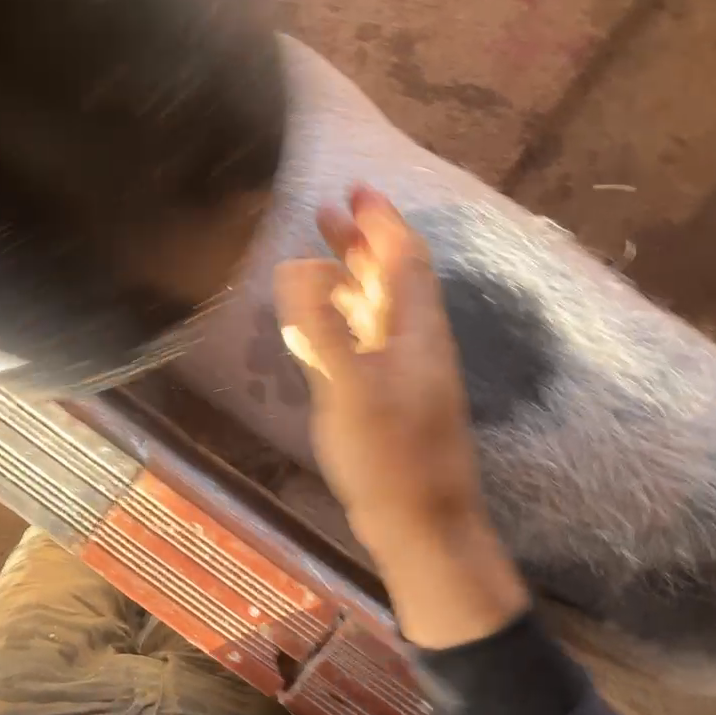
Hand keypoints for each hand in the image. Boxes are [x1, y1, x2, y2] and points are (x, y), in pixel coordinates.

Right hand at [274, 185, 526, 648]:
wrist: (421, 526)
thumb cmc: (388, 457)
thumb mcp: (348, 388)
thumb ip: (321, 326)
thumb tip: (294, 266)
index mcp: (415, 330)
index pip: (403, 259)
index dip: (380, 221)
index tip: (355, 188)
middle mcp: (415, 344)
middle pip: (392, 279)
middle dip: (361, 243)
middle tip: (326, 214)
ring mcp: (404, 375)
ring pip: (380, 311)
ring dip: (351, 279)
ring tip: (318, 258)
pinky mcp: (390, 403)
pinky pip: (366, 342)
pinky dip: (343, 321)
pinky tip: (321, 328)